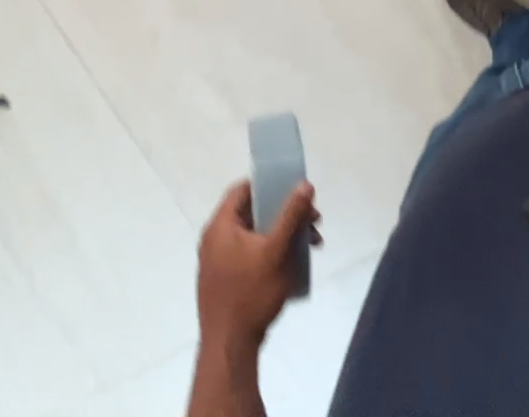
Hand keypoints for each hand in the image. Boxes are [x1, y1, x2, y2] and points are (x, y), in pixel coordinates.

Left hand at [196, 180, 321, 348]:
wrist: (230, 344)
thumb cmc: (251, 292)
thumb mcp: (276, 250)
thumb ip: (290, 215)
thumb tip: (304, 184)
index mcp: (221, 226)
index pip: (243, 189)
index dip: (269, 183)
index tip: (295, 190)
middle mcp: (216, 238)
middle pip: (253, 211)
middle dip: (286, 212)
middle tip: (312, 221)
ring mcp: (219, 259)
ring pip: (256, 232)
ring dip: (284, 232)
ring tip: (311, 244)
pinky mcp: (227, 277)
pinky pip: (252, 251)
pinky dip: (273, 249)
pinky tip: (294, 262)